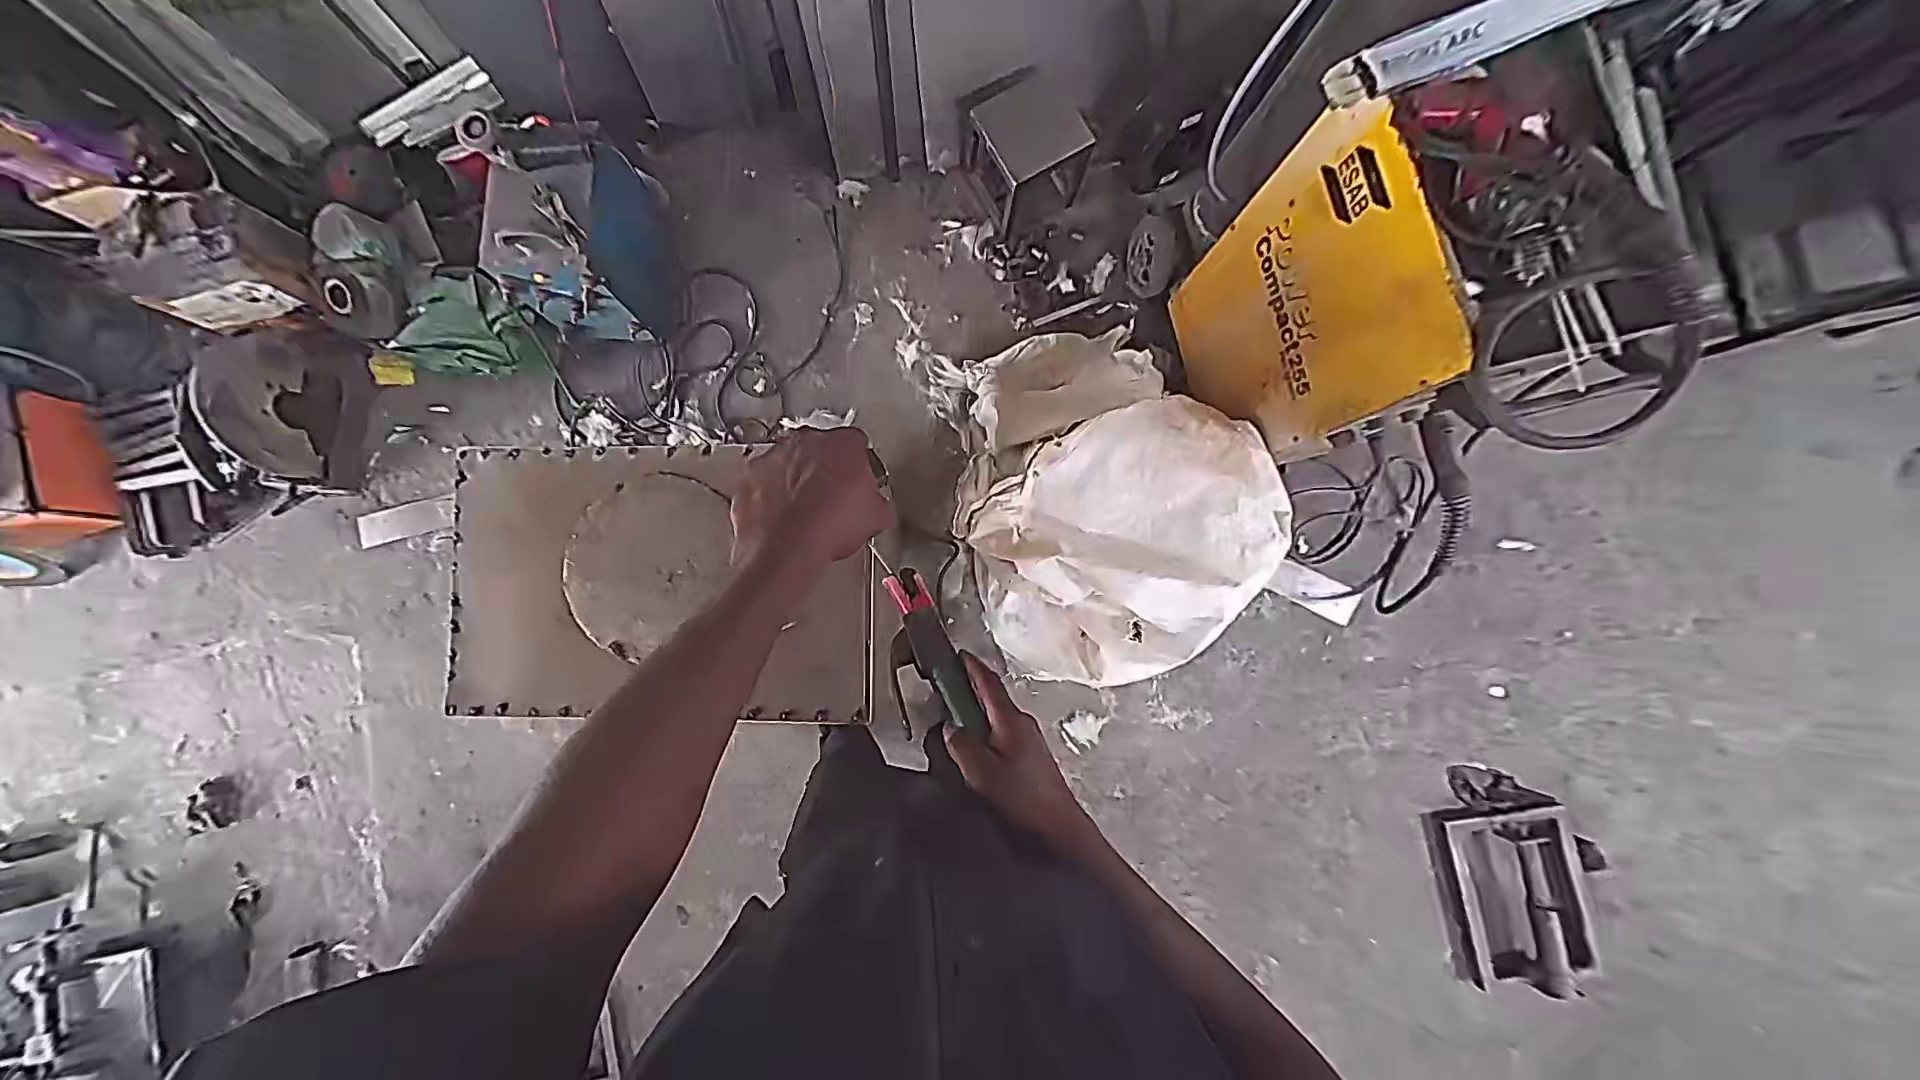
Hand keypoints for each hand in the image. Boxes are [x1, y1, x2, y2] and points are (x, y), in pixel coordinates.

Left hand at [731, 427, 894, 569]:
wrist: (787, 548)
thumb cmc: (828, 527)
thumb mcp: (876, 517)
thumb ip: (878, 500)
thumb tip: (877, 507)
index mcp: (844, 444)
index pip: (857, 443)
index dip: (860, 463)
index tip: (859, 478)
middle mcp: (807, 441)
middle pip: (821, 446)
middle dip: (826, 466)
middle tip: (832, 494)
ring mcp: (776, 454)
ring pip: (790, 458)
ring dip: (796, 475)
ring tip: (805, 506)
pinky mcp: (751, 473)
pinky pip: (763, 476)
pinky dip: (770, 489)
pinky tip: (781, 511)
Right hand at [945, 652, 1101, 857]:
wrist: (1059, 829)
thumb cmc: (1025, 801)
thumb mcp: (981, 773)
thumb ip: (961, 745)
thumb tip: (950, 728)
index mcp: (1011, 721)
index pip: (988, 683)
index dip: (970, 666)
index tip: (956, 655)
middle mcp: (1021, 724)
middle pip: (990, 699)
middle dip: (967, 693)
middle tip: (944, 693)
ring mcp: (1028, 741)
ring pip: (994, 719)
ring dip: (974, 717)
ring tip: (953, 732)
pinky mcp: (1029, 758)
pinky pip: (1000, 735)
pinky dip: (983, 735)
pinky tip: (973, 757)